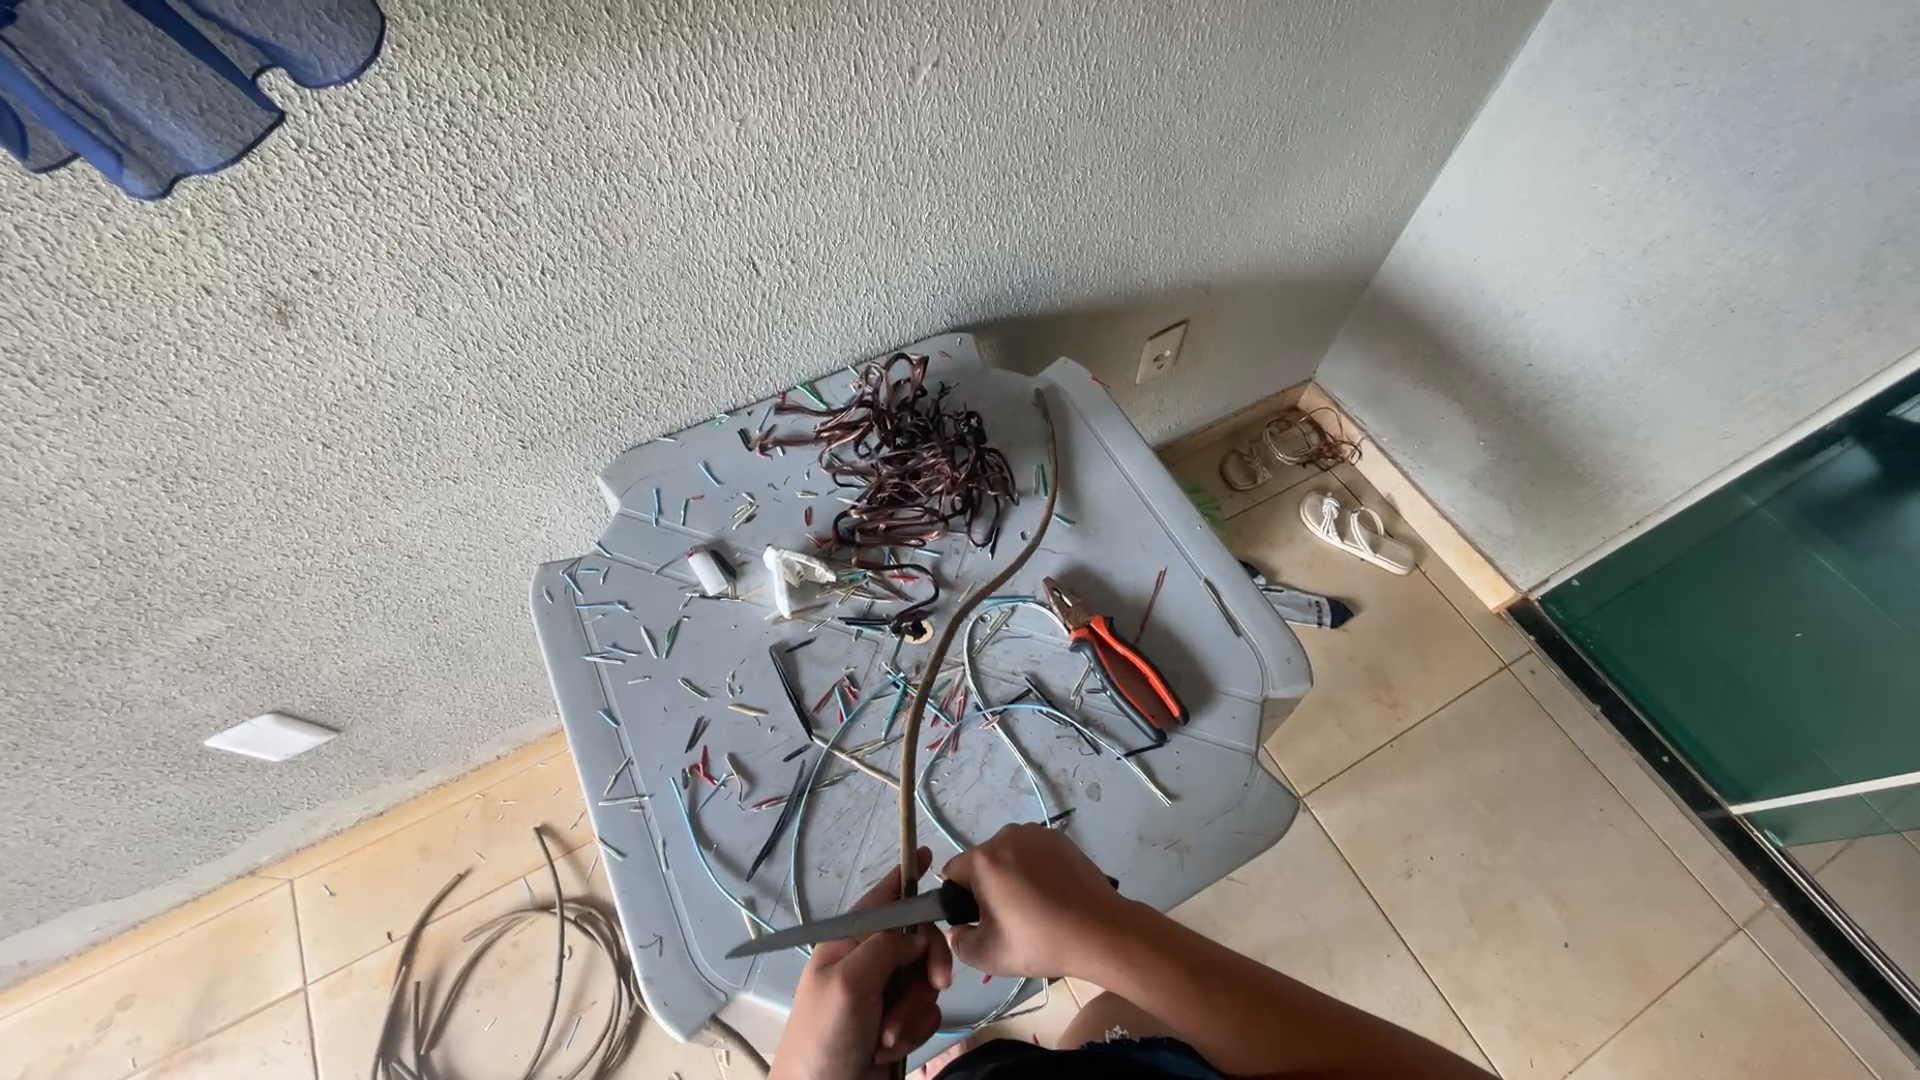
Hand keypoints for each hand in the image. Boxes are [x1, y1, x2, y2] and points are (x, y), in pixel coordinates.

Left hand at [771, 848, 953, 1079]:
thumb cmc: (822, 1035)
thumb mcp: (847, 983)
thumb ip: (885, 948)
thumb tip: (917, 935)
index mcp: (851, 942)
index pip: (884, 898)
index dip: (905, 876)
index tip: (927, 855)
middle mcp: (871, 962)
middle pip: (919, 940)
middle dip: (929, 962)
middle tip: (938, 982)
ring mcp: (886, 994)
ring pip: (927, 980)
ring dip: (913, 1011)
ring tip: (887, 1035)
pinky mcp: (900, 1025)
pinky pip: (927, 1014)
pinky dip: (913, 1032)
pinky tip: (888, 1048)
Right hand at [941, 823, 1128, 978]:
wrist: (1098, 930)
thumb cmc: (1039, 941)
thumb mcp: (989, 955)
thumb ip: (960, 942)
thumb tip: (957, 930)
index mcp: (984, 859)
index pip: (953, 872)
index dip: (959, 898)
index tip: (980, 919)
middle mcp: (1006, 835)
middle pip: (982, 861)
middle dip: (988, 885)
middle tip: (1009, 918)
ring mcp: (1035, 833)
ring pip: (1009, 854)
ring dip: (1012, 874)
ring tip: (1034, 905)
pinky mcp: (1059, 837)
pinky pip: (1033, 851)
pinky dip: (1035, 867)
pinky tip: (1052, 892)